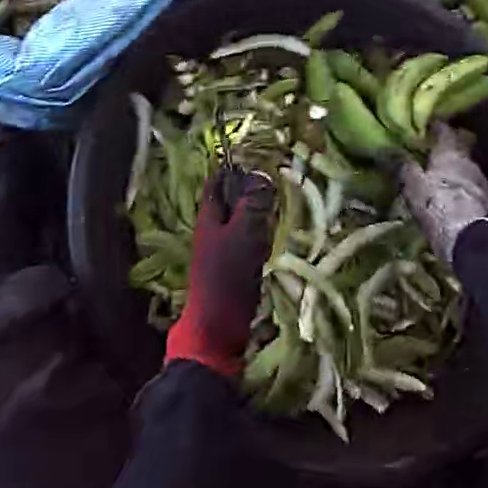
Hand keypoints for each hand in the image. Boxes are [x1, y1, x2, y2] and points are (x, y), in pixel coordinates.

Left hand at [165, 167, 276, 375]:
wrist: (218, 329)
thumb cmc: (227, 278)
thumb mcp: (243, 235)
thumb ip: (252, 205)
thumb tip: (262, 176)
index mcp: (208, 217)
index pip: (217, 182)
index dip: (233, 168)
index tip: (257, 158)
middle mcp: (212, 230)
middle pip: (231, 201)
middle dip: (251, 191)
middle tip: (276, 184)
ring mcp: (222, 250)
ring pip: (242, 221)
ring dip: (259, 214)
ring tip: (280, 208)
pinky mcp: (234, 268)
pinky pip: (248, 242)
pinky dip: (261, 236)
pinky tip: (275, 239)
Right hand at [398, 124, 487, 265]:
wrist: (470, 239)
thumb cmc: (437, 207)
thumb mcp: (413, 186)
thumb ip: (405, 166)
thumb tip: (392, 150)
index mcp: (449, 153)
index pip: (444, 130)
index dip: (435, 126)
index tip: (426, 126)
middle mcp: (469, 161)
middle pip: (461, 145)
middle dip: (450, 145)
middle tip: (435, 147)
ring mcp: (482, 181)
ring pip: (469, 166)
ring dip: (459, 167)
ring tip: (446, 172)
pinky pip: (475, 186)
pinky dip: (467, 186)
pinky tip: (462, 192)